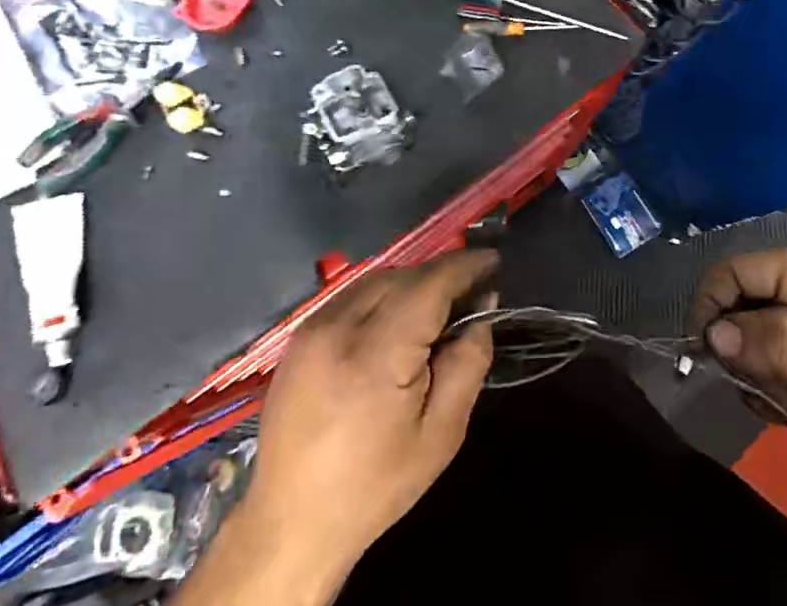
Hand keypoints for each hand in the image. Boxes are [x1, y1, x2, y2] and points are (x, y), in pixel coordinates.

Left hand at [245, 249, 499, 563]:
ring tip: (440, 306)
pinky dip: (385, 295)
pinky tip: (399, 319)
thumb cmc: (377, 483)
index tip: (495, 262)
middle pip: (404, 276)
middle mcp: (337, 330)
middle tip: (474, 293)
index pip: (429, 284)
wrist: (292, 524)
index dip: (466, 266)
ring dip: (414, 282)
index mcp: (375, 356)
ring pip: (376, 280)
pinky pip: (352, 297)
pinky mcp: (298, 341)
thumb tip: (481, 309)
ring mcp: (311, 332)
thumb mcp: (443, 431)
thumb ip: (469, 362)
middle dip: (443, 275)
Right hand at [691, 247, 786, 498]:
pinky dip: (772, 398)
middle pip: (739, 309)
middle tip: (779, 389)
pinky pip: (764, 375)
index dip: (716, 306)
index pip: (740, 270)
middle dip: (743, 353)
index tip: (711, 356)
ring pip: (746, 347)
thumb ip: (785, 342)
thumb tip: (714, 333)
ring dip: (760, 382)